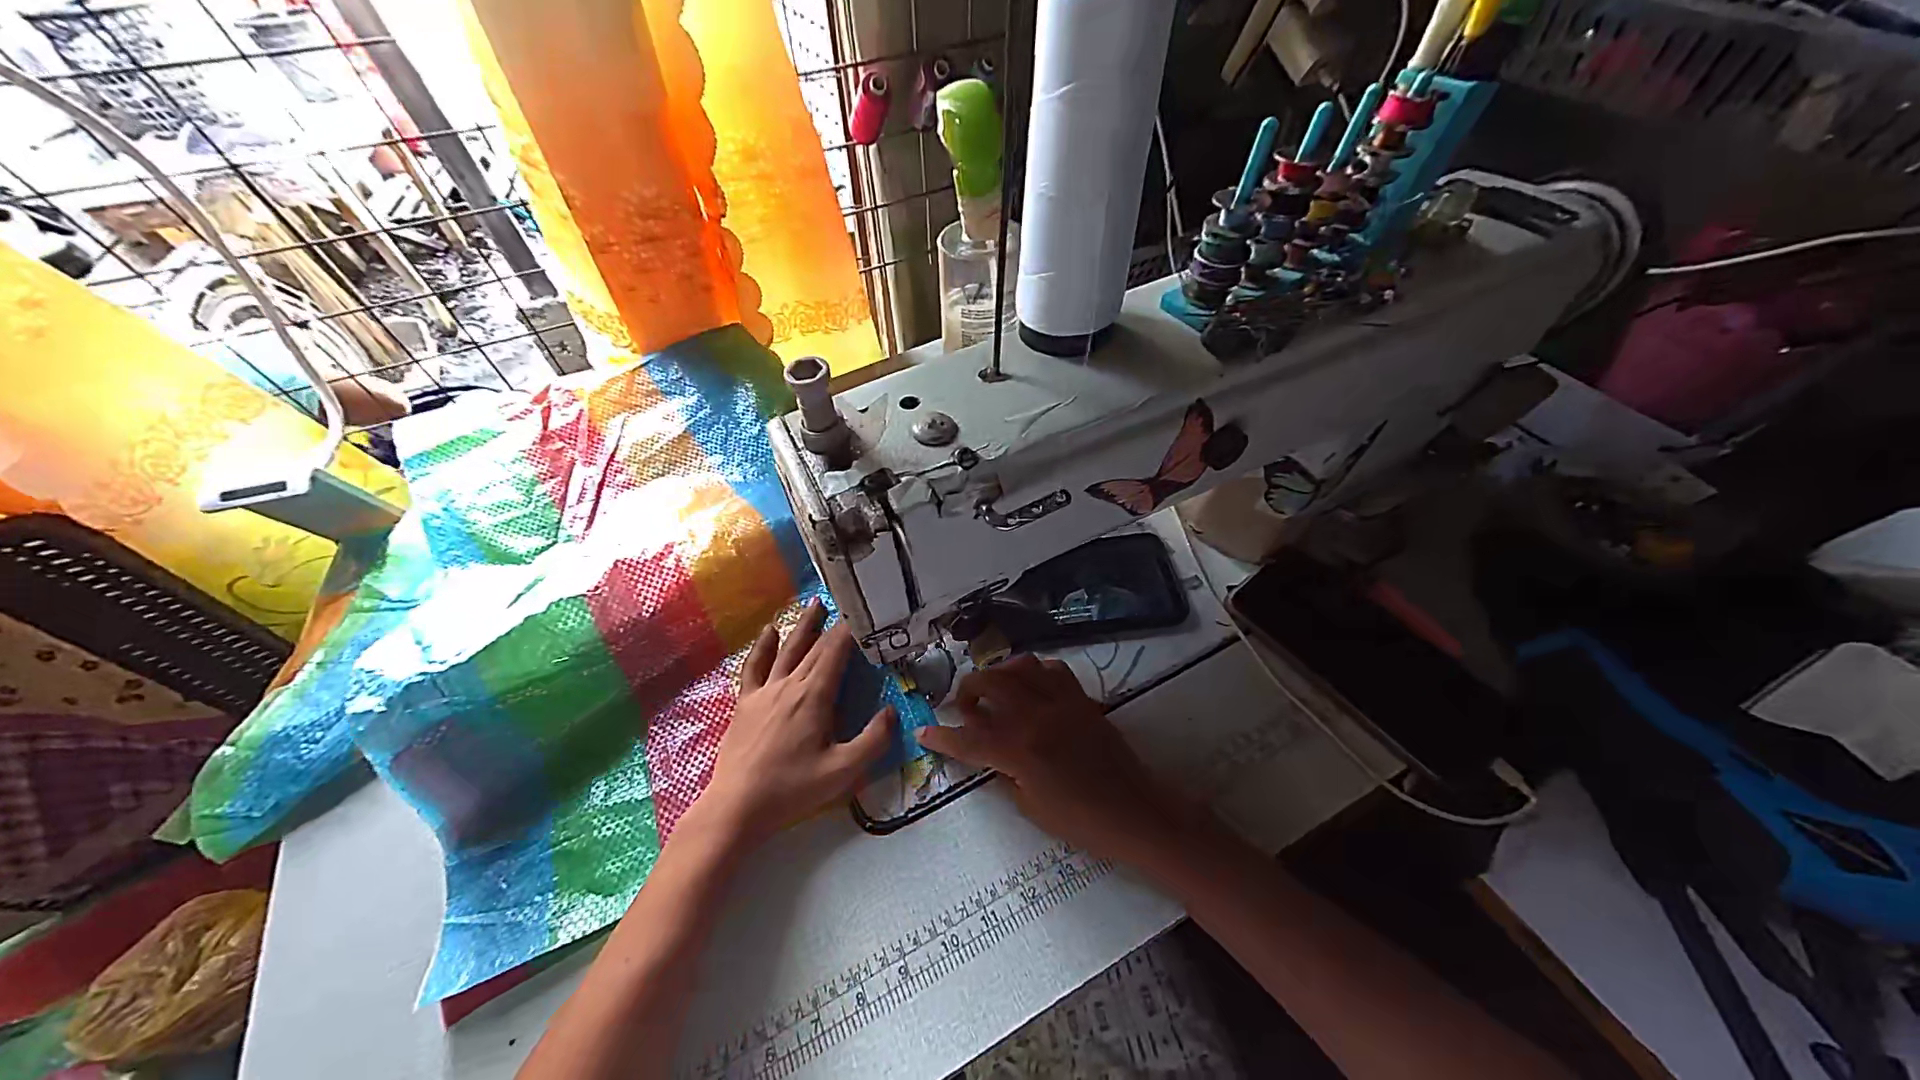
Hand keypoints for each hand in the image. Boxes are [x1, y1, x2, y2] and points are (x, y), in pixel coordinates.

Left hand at [694, 601, 892, 848]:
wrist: (736, 806)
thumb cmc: (792, 789)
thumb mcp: (843, 771)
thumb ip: (873, 740)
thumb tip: (891, 712)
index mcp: (813, 697)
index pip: (836, 653)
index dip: (851, 631)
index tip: (865, 614)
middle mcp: (788, 685)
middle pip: (814, 647)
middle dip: (832, 625)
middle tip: (846, 603)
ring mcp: (764, 692)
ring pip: (787, 650)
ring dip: (803, 626)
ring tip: (814, 604)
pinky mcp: (746, 703)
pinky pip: (754, 667)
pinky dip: (763, 647)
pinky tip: (768, 633)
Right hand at [915, 655, 1198, 864]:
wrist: (1135, 812)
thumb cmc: (1081, 822)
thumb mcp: (1030, 807)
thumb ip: (1004, 774)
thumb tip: (988, 755)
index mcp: (1019, 750)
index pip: (968, 738)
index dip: (942, 737)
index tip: (924, 733)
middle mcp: (1036, 716)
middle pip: (989, 683)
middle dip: (966, 691)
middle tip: (963, 708)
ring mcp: (1062, 702)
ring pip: (1020, 666)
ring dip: (999, 674)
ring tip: (994, 691)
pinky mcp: (1082, 699)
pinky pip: (1053, 670)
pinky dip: (1035, 673)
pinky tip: (1030, 688)